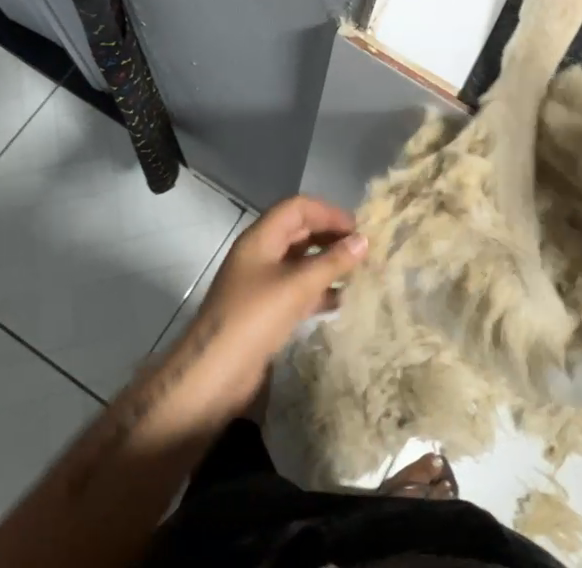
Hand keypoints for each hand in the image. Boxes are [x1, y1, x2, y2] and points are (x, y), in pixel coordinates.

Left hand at [169, 196, 367, 412]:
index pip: (297, 209)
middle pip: (300, 233)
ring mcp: (263, 284)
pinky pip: (299, 291)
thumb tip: (364, 241)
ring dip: (329, 265)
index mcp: (260, 239)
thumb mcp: (296, 286)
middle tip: (366, 250)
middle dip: (331, 237)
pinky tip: (345, 301)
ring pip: (301, 263)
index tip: (359, 228)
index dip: (328, 213)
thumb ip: (331, 262)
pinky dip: (321, 291)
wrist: (215, 373)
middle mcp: (261, 255)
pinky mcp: (268, 311)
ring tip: (362, 273)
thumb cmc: (254, 319)